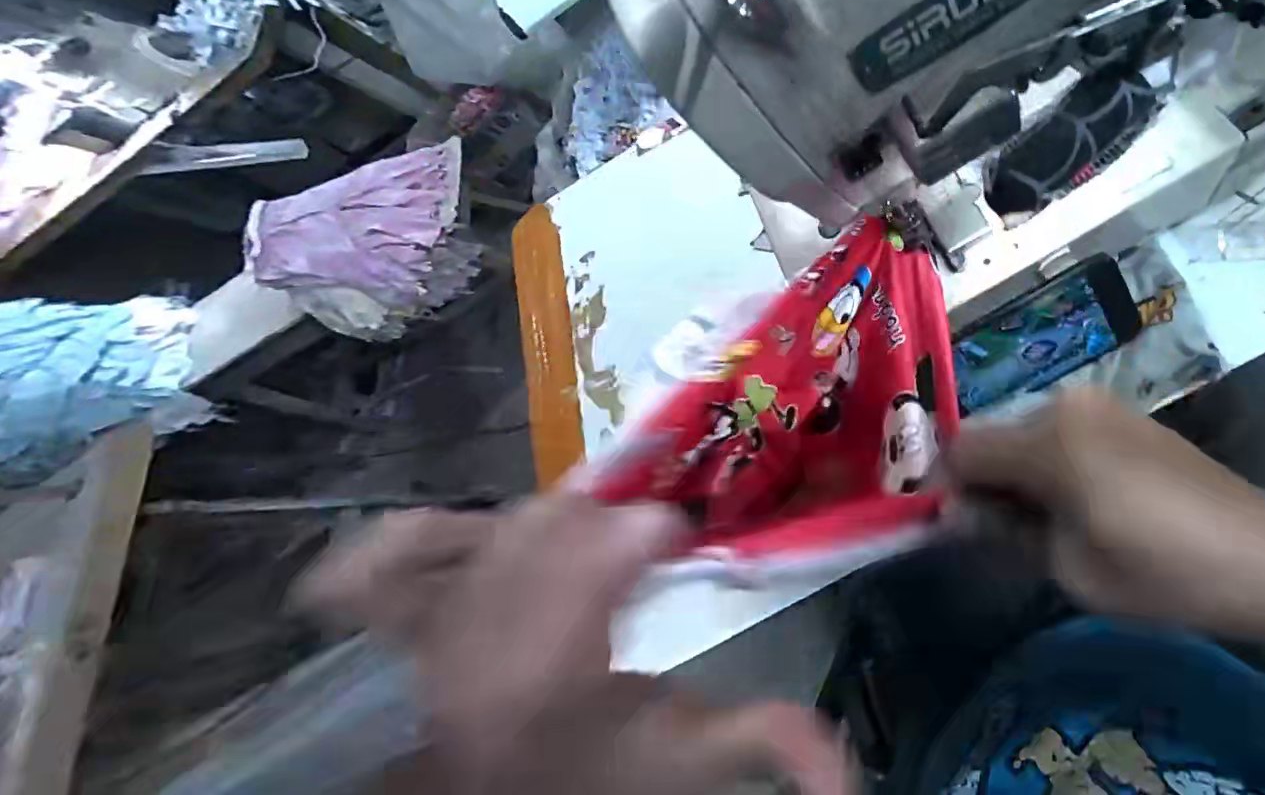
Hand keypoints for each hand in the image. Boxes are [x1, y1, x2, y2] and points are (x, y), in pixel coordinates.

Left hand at [296, 493, 851, 794]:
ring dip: (553, 523)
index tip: (673, 537)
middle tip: (636, 543)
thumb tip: (855, 773)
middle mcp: (478, 656)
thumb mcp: (690, 761)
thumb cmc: (602, 775)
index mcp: (551, 688)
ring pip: (492, 534)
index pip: (587, 573)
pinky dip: (415, 539)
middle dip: (605, 525)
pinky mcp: (391, 633)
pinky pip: (380, 565)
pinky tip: (456, 536)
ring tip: (584, 542)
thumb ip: (772, 748)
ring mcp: (425, 641)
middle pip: (544, 534)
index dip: (638, 535)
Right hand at [949, 387, 1264, 636]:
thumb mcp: (1072, 567)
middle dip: (983, 479)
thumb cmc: (1164, 571)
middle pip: (993, 434)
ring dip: (1016, 470)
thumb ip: (1004, 530)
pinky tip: (1077, 499)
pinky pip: (1059, 429)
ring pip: (1025, 431)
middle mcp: (1066, 401)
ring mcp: (1097, 401)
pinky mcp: (1121, 411)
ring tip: (1044, 521)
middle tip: (999, 534)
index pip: (963, 447)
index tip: (952, 527)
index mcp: (1049, 437)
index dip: (946, 486)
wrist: (1264, 553)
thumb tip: (959, 510)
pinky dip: (1048, 460)